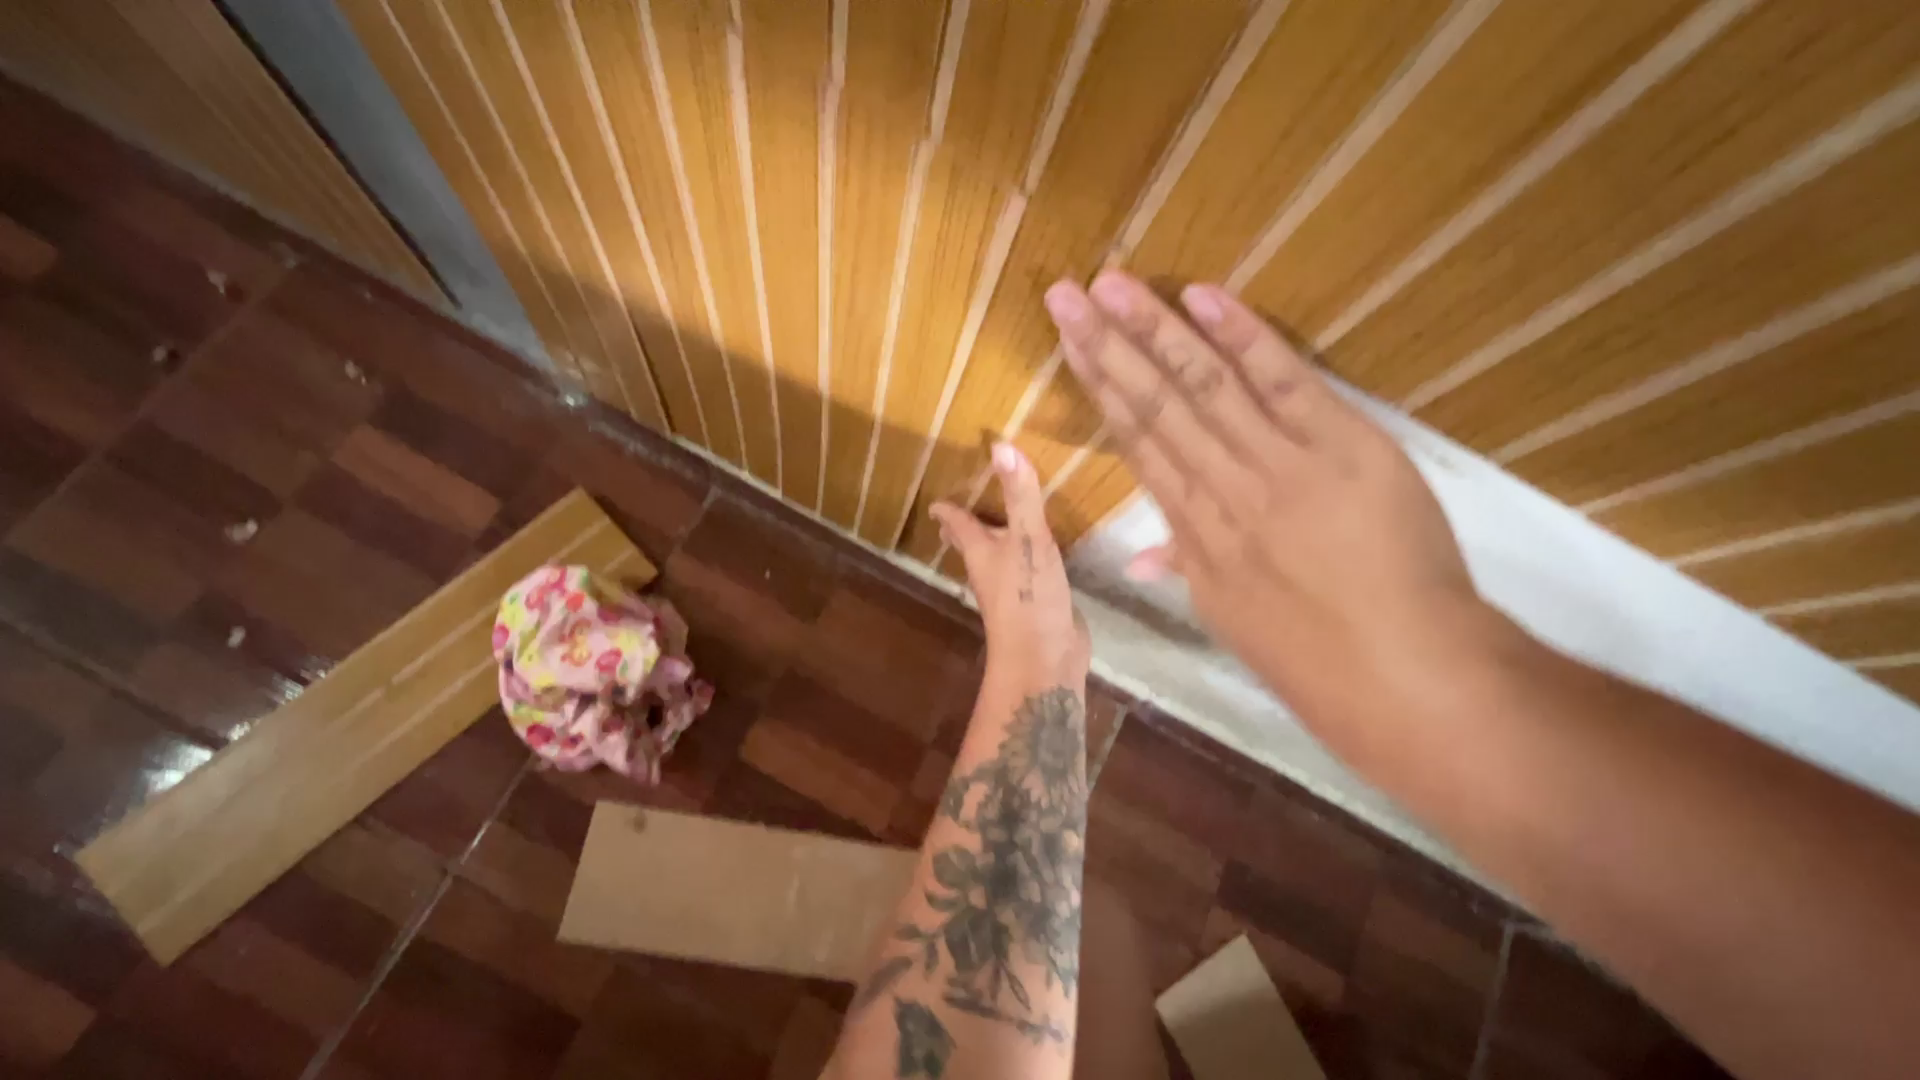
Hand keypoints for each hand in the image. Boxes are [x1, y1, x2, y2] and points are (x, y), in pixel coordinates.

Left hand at [931, 443, 1089, 687]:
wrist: (1045, 658)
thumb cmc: (1028, 597)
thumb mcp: (1028, 539)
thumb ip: (1020, 495)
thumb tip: (1002, 445)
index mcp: (980, 551)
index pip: (957, 522)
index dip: (947, 507)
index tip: (936, 497)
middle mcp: (989, 569)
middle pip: (969, 543)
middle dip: (961, 526)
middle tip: (956, 509)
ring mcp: (1011, 590)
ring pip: (995, 558)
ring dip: (991, 541)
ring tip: (995, 524)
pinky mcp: (1035, 603)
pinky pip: (1023, 572)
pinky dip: (1022, 558)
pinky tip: (1034, 555)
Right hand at [1042, 271, 1499, 723]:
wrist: (1399, 673)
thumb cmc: (1313, 654)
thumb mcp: (1231, 614)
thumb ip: (1187, 565)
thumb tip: (1140, 554)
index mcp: (1193, 530)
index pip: (1137, 443)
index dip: (1100, 388)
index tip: (1072, 344)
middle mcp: (1221, 490)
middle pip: (1154, 406)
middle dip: (1106, 346)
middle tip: (1064, 295)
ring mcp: (1278, 466)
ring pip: (1203, 388)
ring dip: (1154, 331)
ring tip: (1110, 285)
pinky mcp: (1340, 448)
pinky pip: (1284, 384)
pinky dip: (1245, 339)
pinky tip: (1202, 298)